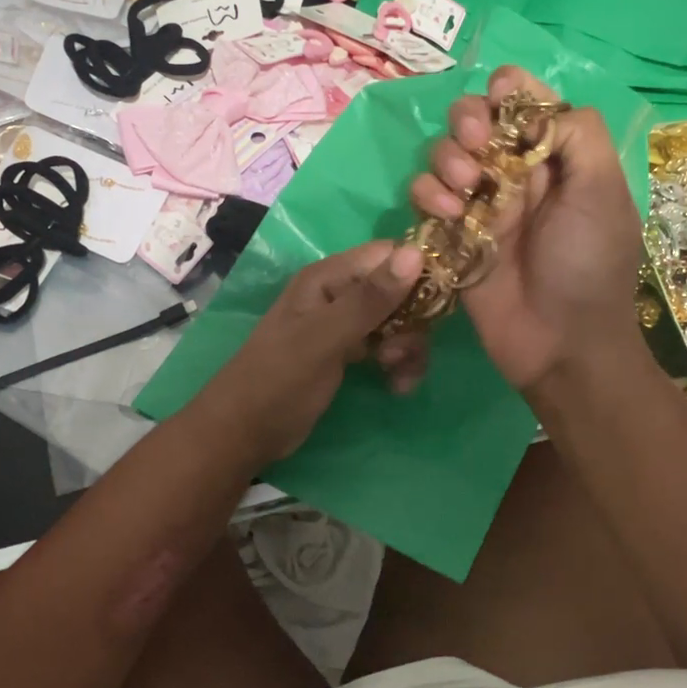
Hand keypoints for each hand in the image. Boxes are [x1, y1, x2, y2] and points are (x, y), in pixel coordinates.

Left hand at [186, 242, 423, 466]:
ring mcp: (344, 323)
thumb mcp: (325, 339)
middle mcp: (339, 292)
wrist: (244, 432)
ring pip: (398, 322)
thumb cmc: (278, 380)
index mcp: (329, 277)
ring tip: (400, 378)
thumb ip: (369, 299)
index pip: (390, 255)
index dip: (420, 273)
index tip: (442, 305)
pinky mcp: (348, 352)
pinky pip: (388, 346)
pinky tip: (397, 386)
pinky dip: (399, 364)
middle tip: (400, 356)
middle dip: (414, 323)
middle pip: (400, 291)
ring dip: (409, 348)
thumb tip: (415, 254)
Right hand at [409, 66, 645, 391]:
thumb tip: (533, 109)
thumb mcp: (603, 191)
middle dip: (469, 121)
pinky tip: (447, 216)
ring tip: (464, 188)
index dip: (506, 92)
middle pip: (476, 119)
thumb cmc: (589, 265)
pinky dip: (428, 195)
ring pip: (445, 154)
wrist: (561, 343)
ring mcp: (480, 207)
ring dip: (446, 158)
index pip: (524, 102)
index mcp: (557, 158)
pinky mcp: (451, 238)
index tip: (501, 105)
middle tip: (478, 149)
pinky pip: (424, 198)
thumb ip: (579, 134)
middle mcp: (516, 175)